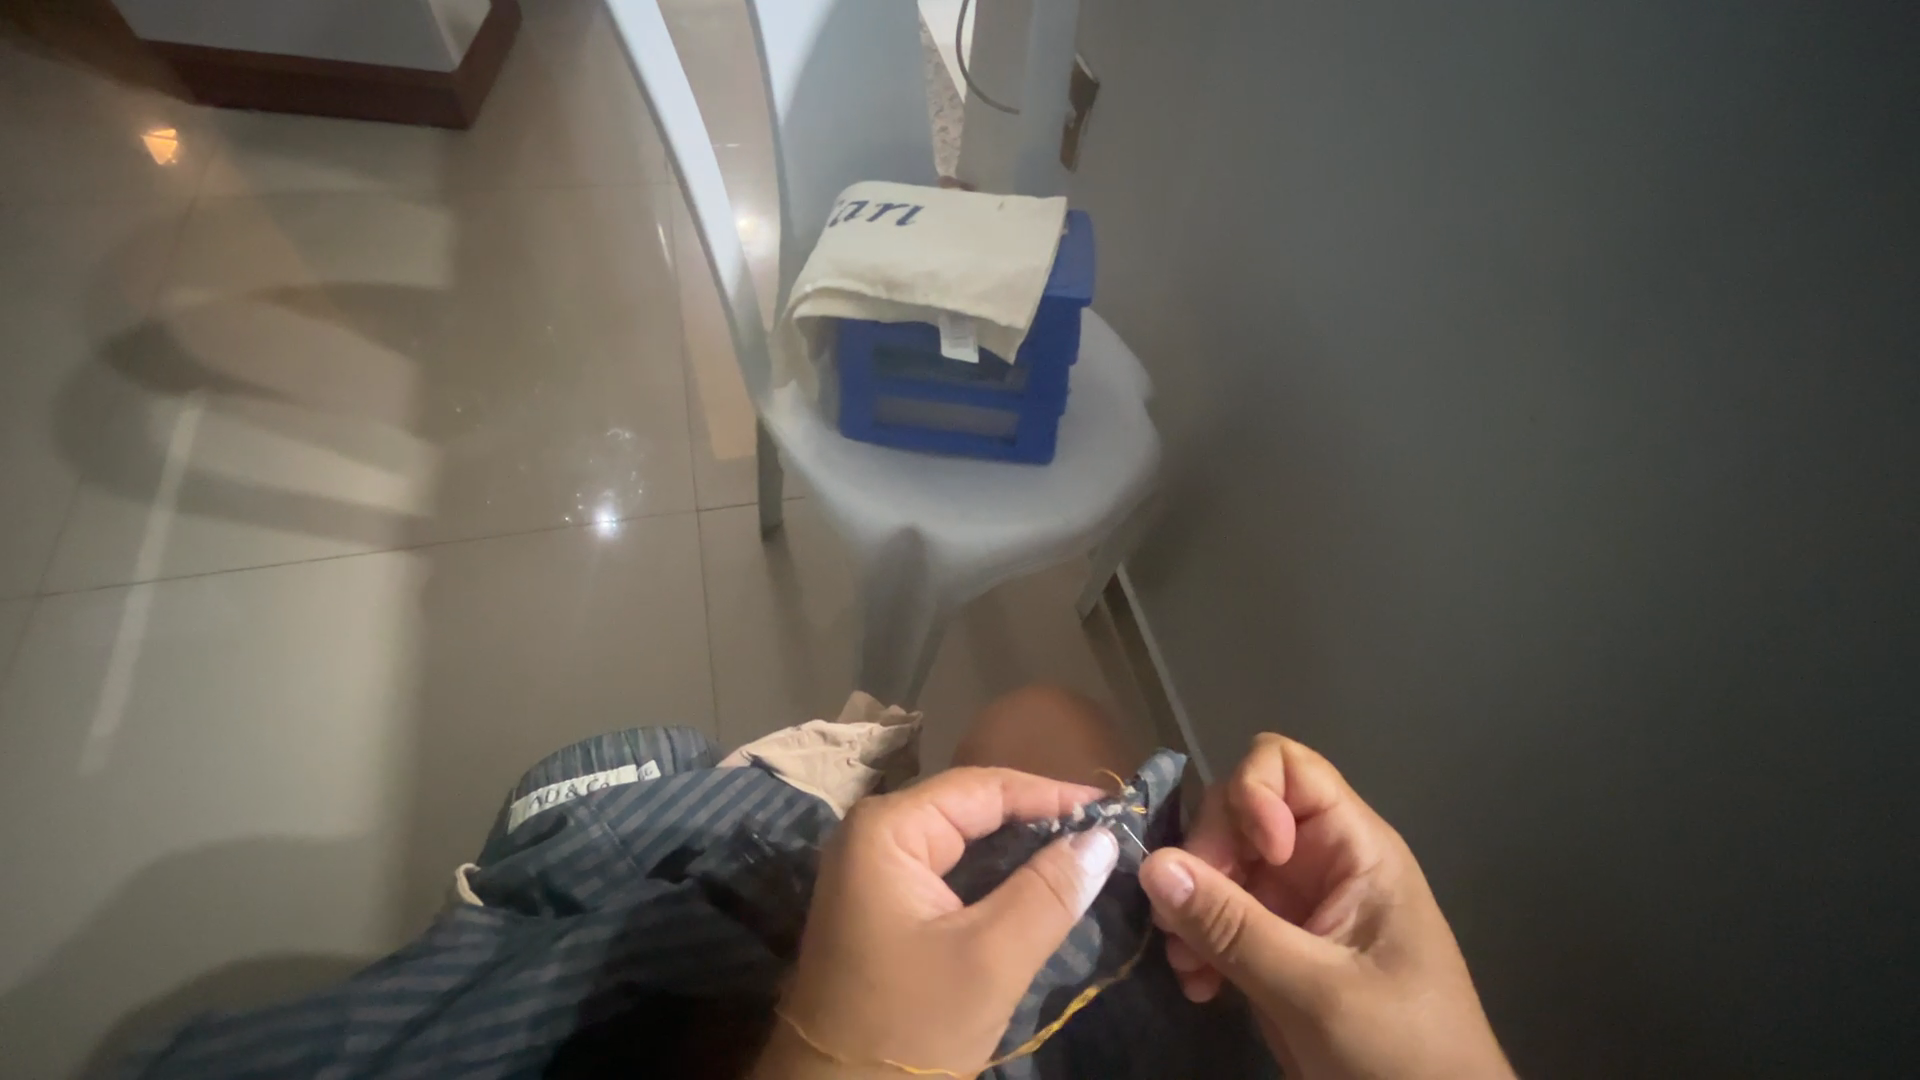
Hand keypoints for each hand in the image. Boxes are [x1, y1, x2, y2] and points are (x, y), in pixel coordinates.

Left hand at [753, 767, 1120, 1078]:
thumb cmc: (909, 1027)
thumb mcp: (990, 961)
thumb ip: (1048, 892)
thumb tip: (1102, 838)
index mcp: (888, 828)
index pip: (982, 786)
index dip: (1048, 793)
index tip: (1107, 807)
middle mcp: (874, 831)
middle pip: (968, 806)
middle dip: (1034, 817)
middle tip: (1099, 832)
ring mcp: (872, 865)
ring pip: (960, 837)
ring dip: (1016, 846)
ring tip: (1079, 852)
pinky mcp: (880, 899)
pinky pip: (946, 867)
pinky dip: (990, 873)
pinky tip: (1031, 883)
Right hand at [1139, 735, 1511, 1079]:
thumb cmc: (1406, 1059)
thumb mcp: (1317, 994)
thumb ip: (1232, 927)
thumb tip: (1150, 865)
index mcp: (1353, 848)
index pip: (1286, 766)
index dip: (1252, 792)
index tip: (1248, 857)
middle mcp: (1316, 858)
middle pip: (1236, 810)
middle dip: (1205, 858)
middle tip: (1185, 920)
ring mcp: (1291, 898)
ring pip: (1216, 860)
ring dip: (1190, 904)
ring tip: (1184, 964)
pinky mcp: (1269, 938)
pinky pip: (1213, 909)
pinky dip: (1195, 938)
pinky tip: (1197, 984)